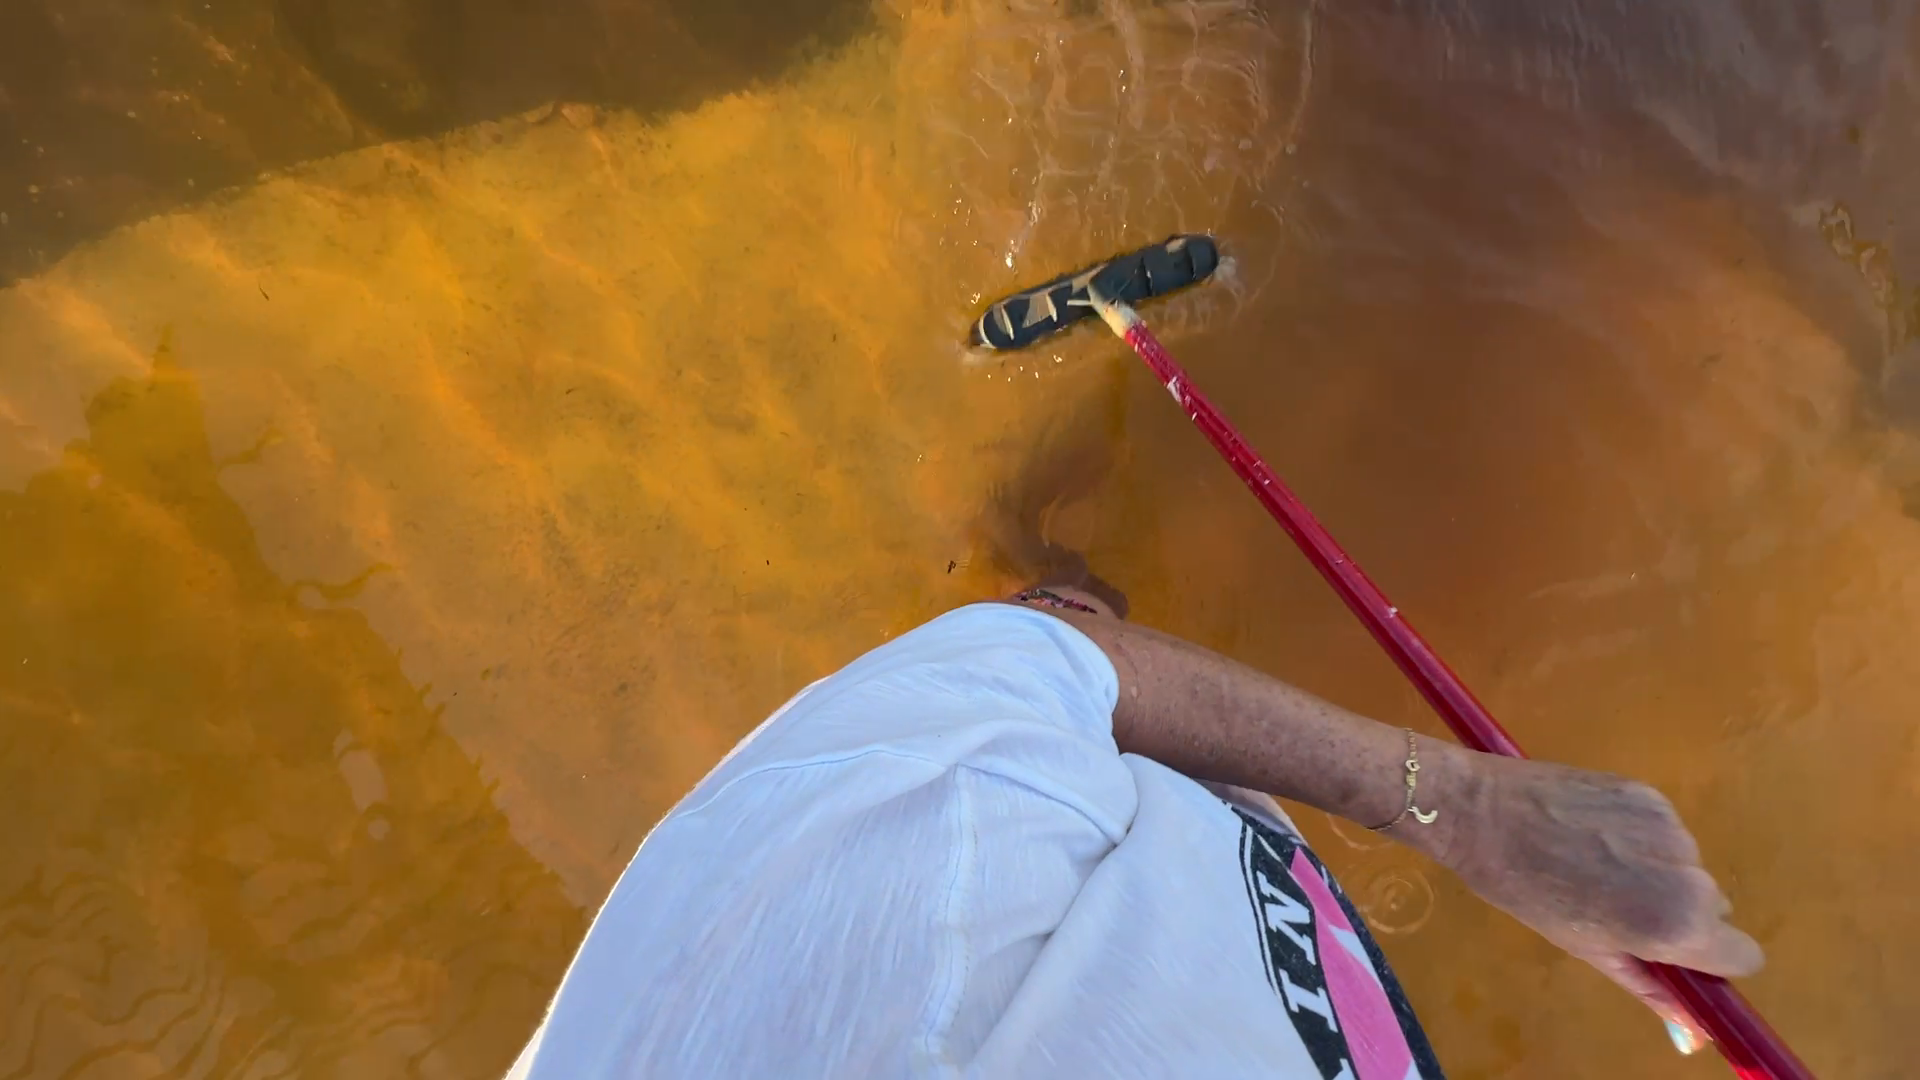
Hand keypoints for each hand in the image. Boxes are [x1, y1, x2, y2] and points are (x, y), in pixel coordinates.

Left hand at [1418, 747, 1763, 1049]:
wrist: (1471, 807)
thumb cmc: (1515, 882)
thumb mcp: (1579, 942)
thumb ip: (1647, 985)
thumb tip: (1696, 1031)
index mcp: (1676, 924)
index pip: (1742, 956)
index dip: (1703, 953)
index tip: (1661, 941)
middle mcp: (1688, 875)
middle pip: (1709, 905)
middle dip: (1669, 905)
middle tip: (1603, 891)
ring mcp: (1667, 826)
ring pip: (1682, 861)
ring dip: (1648, 863)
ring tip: (1581, 852)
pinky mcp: (1643, 790)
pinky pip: (1658, 823)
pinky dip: (1630, 827)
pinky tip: (1581, 822)